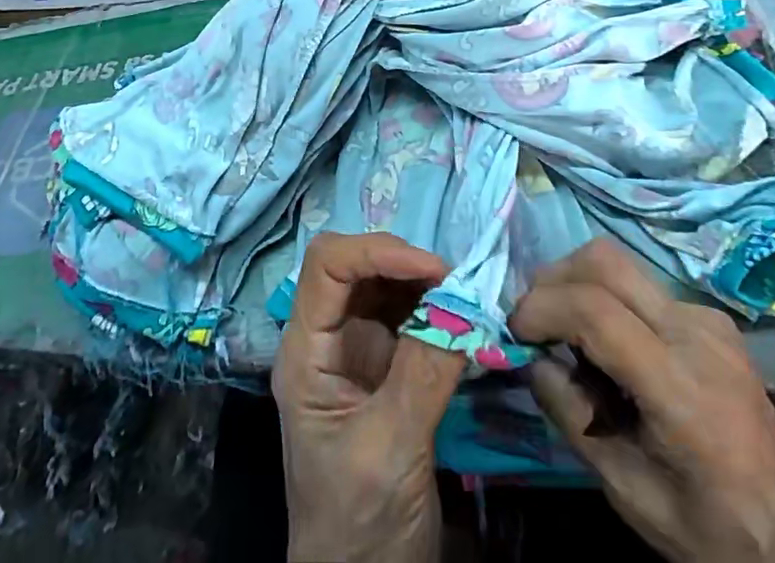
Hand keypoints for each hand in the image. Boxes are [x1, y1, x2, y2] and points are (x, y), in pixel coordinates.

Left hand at [274, 232, 466, 562]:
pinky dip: (435, 313)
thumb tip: (462, 310)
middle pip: (354, 269)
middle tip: (461, 288)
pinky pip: (406, 322)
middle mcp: (325, 340)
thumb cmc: (359, 522)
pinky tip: (463, 325)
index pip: (327, 267)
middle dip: (405, 265)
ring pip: (382, 290)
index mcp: (306, 352)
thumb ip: (422, 375)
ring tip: (468, 304)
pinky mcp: (383, 372)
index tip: (436, 269)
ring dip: (425, 287)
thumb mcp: (390, 449)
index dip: (377, 252)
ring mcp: (354, 354)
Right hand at [511, 240, 774, 562]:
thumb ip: (569, 413)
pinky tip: (602, 342)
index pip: (595, 311)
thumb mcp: (623, 487)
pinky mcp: (708, 317)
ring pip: (616, 263)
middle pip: (603, 261)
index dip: (540, 309)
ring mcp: (708, 321)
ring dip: (573, 284)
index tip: (516, 335)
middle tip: (533, 323)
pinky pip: (636, 283)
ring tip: (562, 330)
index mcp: (683, 391)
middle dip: (551, 281)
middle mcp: (698, 338)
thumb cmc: (707, 524)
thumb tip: (531, 357)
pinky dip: (600, 296)